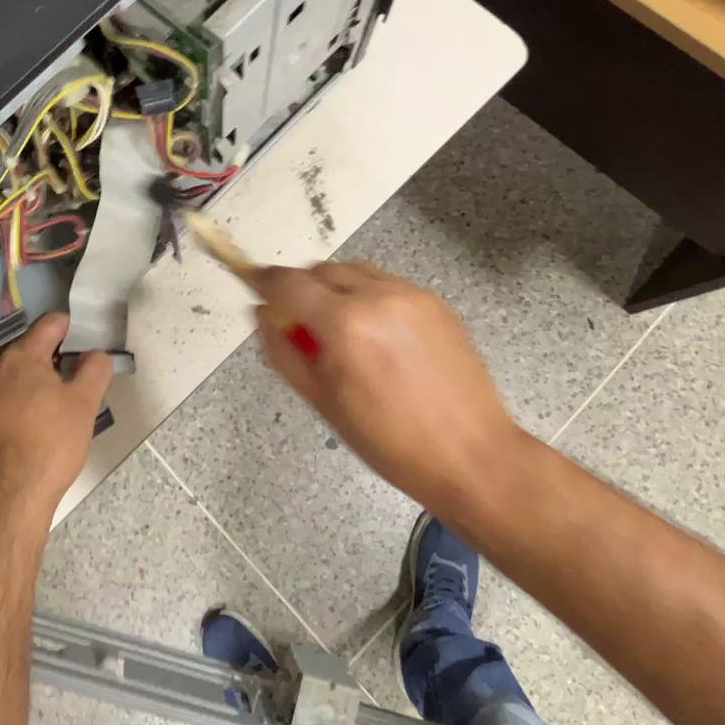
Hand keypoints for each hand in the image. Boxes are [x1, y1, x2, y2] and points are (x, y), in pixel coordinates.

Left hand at [0, 313, 113, 525]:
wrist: (7, 498)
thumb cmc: (50, 444)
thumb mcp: (85, 404)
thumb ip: (94, 369)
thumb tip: (94, 355)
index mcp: (20, 355)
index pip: (49, 324)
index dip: (71, 328)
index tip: (86, 345)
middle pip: (28, 347)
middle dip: (52, 355)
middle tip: (75, 378)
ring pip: (11, 373)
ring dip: (33, 379)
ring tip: (55, 402)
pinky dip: (17, 399)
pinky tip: (32, 423)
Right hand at [251, 262, 521, 508]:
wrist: (471, 455)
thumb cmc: (389, 441)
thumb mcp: (323, 402)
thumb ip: (283, 351)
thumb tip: (261, 314)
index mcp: (343, 323)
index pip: (287, 283)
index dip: (264, 281)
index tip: (254, 285)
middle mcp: (376, 296)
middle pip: (319, 270)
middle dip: (301, 289)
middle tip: (300, 325)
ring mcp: (410, 295)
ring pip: (353, 271)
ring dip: (334, 289)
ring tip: (342, 332)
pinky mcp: (434, 301)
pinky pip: (385, 283)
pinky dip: (367, 296)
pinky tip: (375, 336)